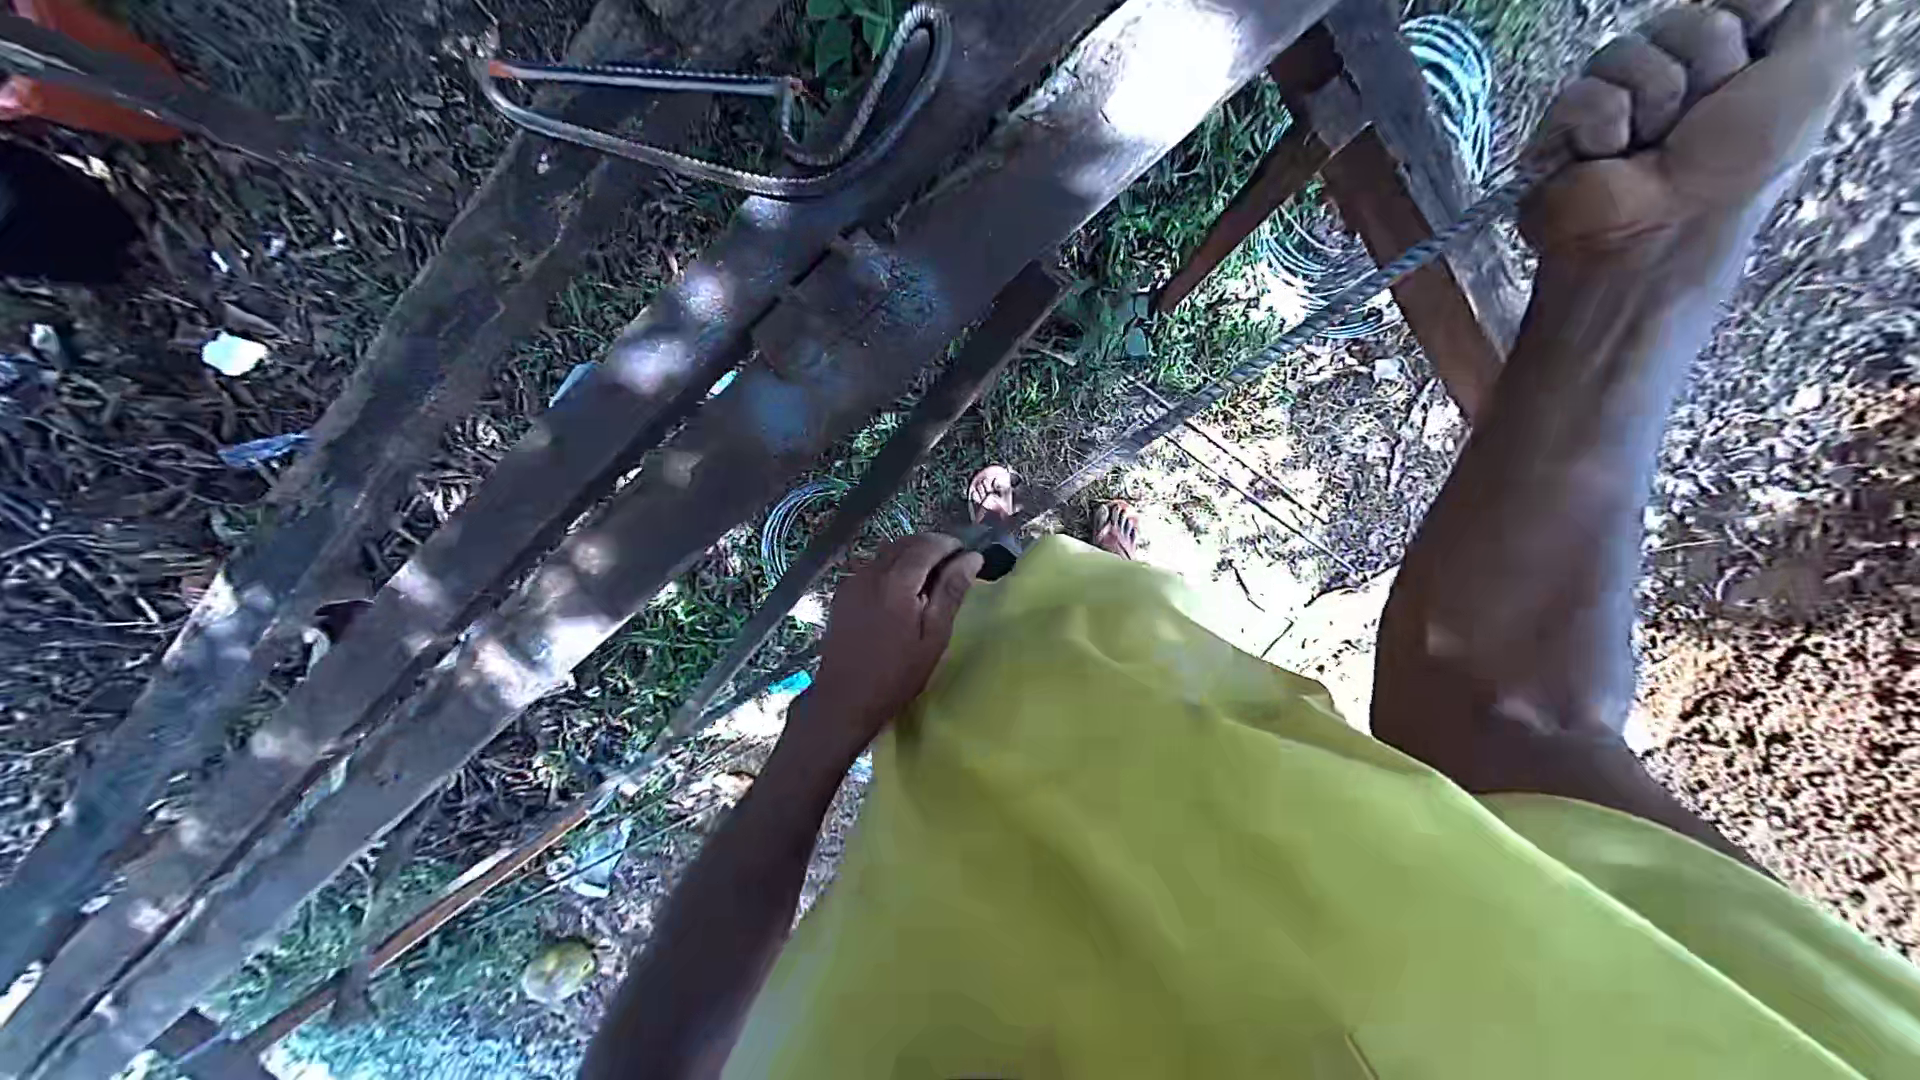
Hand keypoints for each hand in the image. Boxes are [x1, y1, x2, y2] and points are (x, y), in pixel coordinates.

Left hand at [790, 533, 982, 758]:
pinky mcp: (843, 594)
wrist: (844, 699)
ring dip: (911, 555)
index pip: (926, 545)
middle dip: (931, 546)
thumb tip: (972, 557)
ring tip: (930, 579)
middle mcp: (870, 573)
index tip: (966, 555)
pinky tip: (902, 592)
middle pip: (905, 543)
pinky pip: (872, 567)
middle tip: (952, 566)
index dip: (949, 544)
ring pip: (887, 553)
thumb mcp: (934, 636)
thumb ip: (951, 591)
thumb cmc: (897, 674)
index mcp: (896, 582)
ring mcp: (852, 582)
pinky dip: (892, 567)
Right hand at [1521, 0, 1857, 256]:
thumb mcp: (1818, 67)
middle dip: (1695, 63)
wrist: (1661, 224)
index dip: (1743, 24)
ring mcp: (1603, 110)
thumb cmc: (1738, 165)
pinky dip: (1599, 123)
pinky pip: (1577, 95)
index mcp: (1723, 65)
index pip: (1727, 5)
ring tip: (1644, 144)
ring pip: (1620, 54)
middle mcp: (1662, 83)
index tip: (1746, 70)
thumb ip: (1811, 10)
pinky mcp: (1553, 136)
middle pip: (1674, 22)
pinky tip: (1604, 155)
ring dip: (1648, 98)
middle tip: (1689, 120)